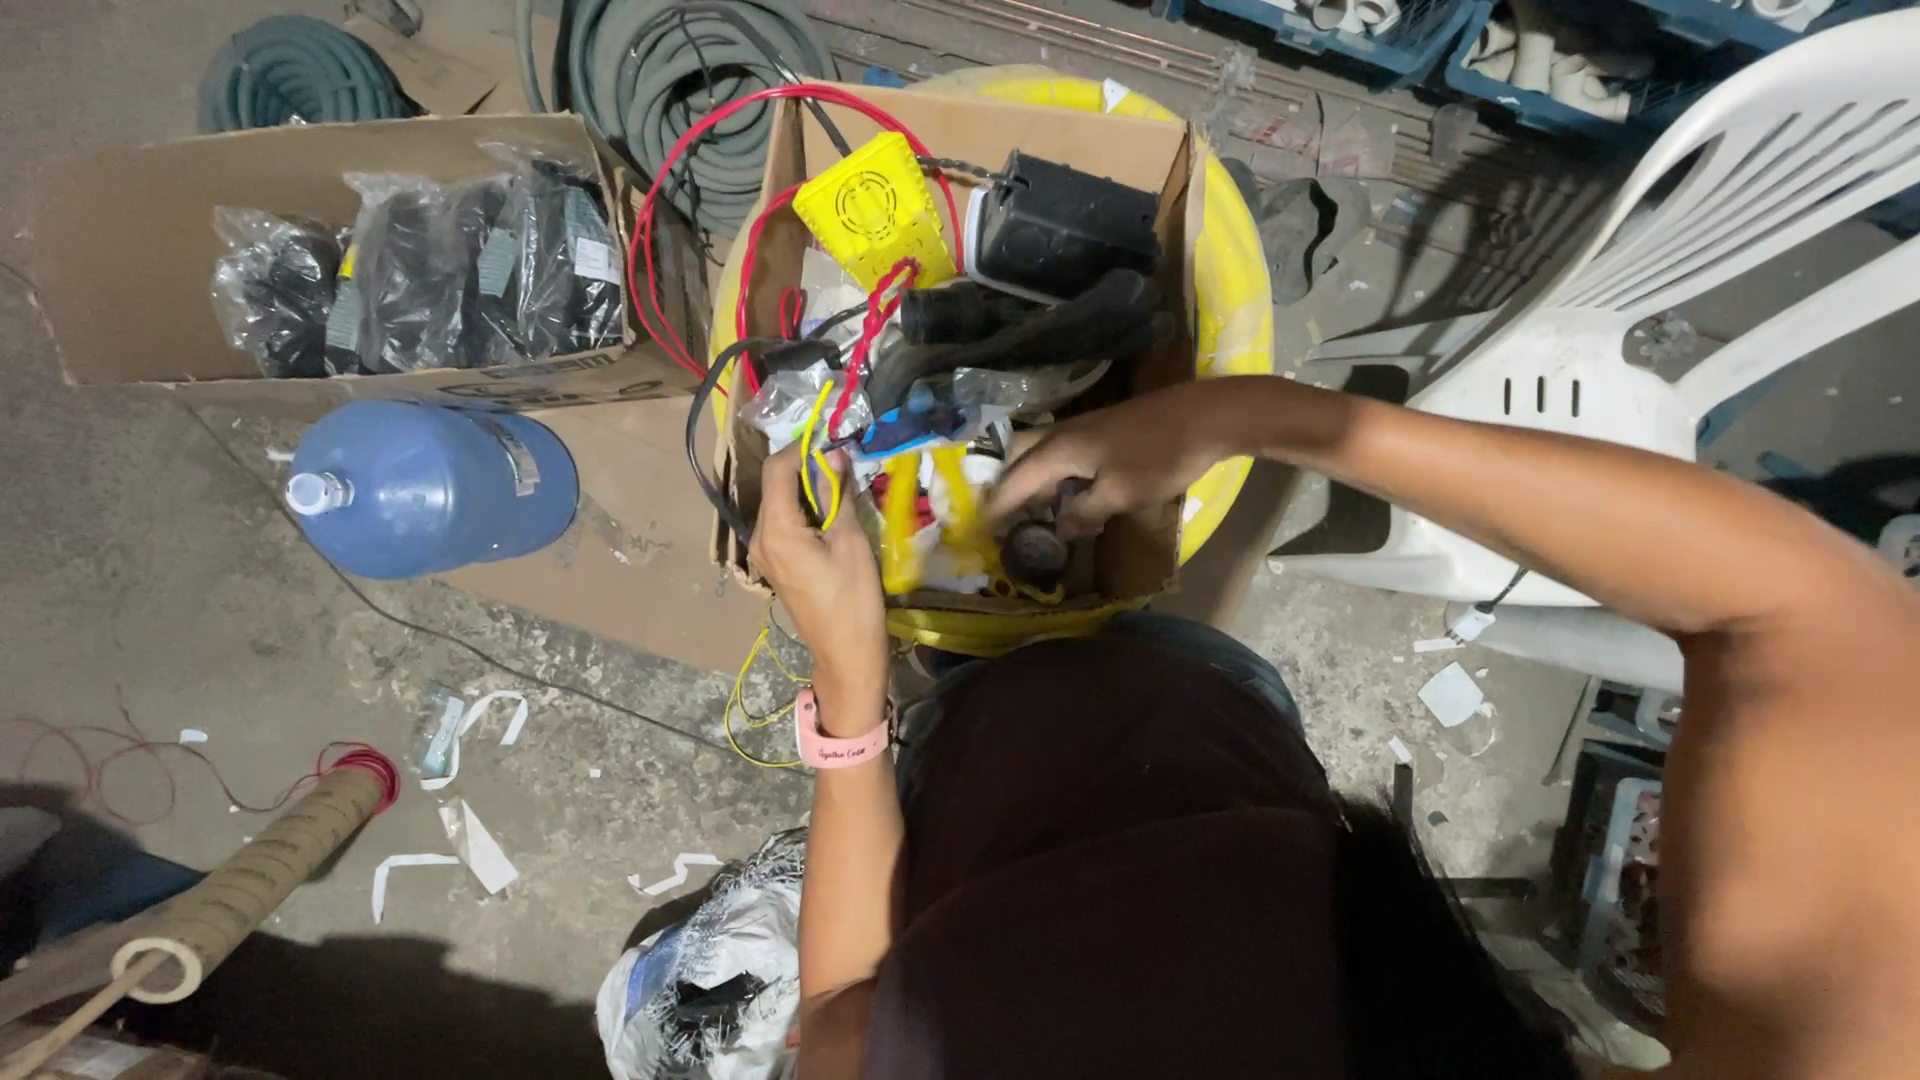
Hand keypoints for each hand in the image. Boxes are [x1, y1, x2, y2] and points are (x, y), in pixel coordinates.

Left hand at [751, 445, 888, 731]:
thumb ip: (836, 494)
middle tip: (842, 458)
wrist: (846, 653)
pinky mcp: (775, 565)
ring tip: (841, 482)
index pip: (778, 469)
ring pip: (780, 504)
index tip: (831, 438)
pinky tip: (830, 511)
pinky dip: (803, 510)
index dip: (801, 447)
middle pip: (775, 485)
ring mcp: (764, 554)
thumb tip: (833, 453)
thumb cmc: (853, 598)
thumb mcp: (850, 541)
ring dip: (806, 488)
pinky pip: (784, 524)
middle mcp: (760, 538)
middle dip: (805, 466)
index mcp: (776, 530)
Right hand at [987, 380, 1244, 538]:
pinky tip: (1067, 495)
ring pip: (1041, 456)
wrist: (1206, 416)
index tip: (985, 532)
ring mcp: (1083, 428)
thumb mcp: (1120, 494)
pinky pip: (1062, 454)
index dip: (998, 509)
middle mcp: (1062, 434)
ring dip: (1032, 483)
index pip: (1014, 482)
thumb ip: (1084, 512)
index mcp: (1059, 450)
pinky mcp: (1101, 430)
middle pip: (1020, 460)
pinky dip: (1054, 476)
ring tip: (1030, 513)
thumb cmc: (1159, 456)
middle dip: (1008, 489)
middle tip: (1004, 520)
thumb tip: (1059, 529)